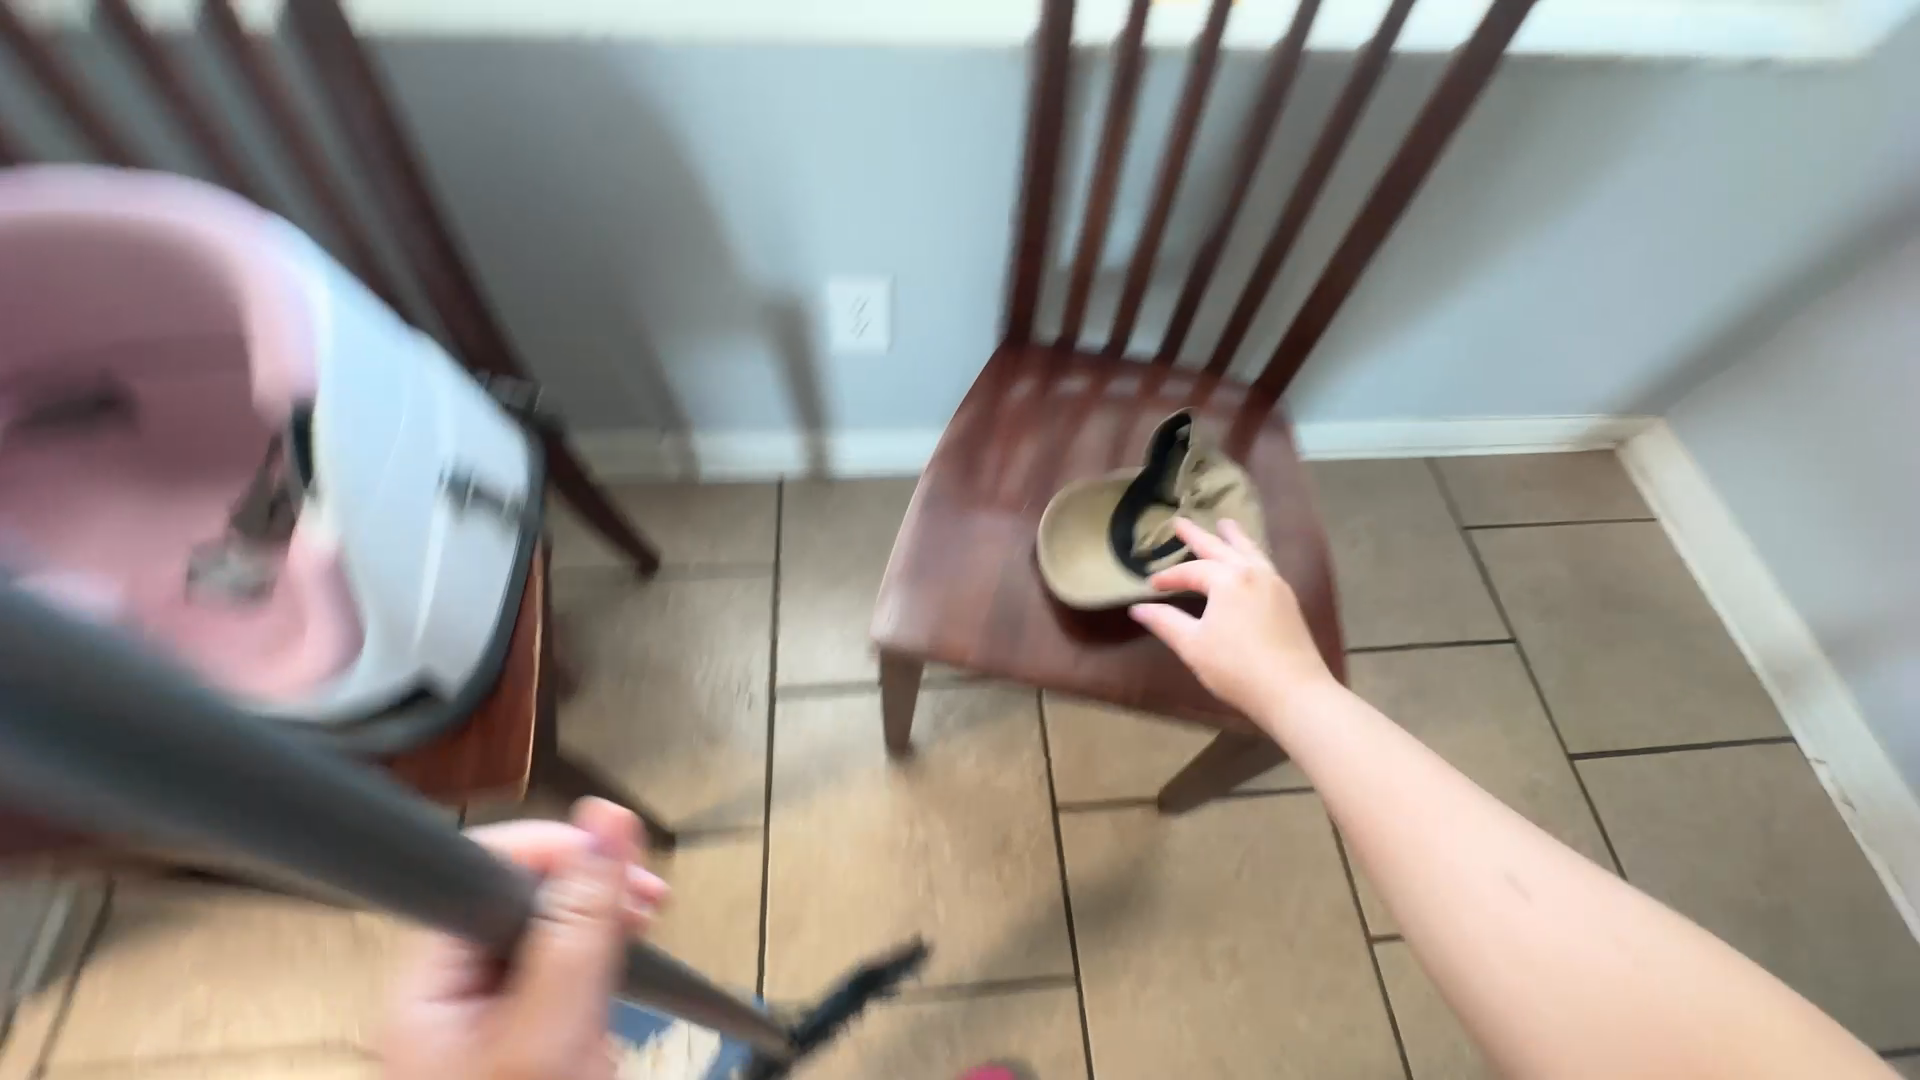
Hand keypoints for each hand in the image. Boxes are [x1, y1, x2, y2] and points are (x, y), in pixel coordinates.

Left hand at [384, 798, 669, 1079]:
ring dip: (604, 915)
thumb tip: (603, 822)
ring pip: (552, 916)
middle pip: (522, 887)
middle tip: (645, 899)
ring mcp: (490, 1001)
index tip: (621, 863)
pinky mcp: (528, 1012)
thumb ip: (579, 925)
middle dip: (592, 884)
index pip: (487, 870)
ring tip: (640, 927)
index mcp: (427, 987)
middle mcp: (451, 986)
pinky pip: (568, 950)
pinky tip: (621, 960)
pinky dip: (604, 947)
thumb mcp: (554, 1034)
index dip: (558, 851)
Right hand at [1129, 517, 1336, 721]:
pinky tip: (1250, 560)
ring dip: (1234, 537)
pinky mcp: (1288, 601)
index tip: (1151, 586)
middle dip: (1198, 536)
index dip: (1169, 578)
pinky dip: (1252, 554)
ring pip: (1250, 552)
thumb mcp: (1193, 645)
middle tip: (1180, 522)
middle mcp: (1253, 574)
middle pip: (1221, 548)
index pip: (1191, 571)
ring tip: (1225, 524)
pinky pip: (1265, 565)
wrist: (1294, 692)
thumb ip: (1165, 622)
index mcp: (1228, 580)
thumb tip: (1138, 608)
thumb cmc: (1237, 668)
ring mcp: (1275, 585)